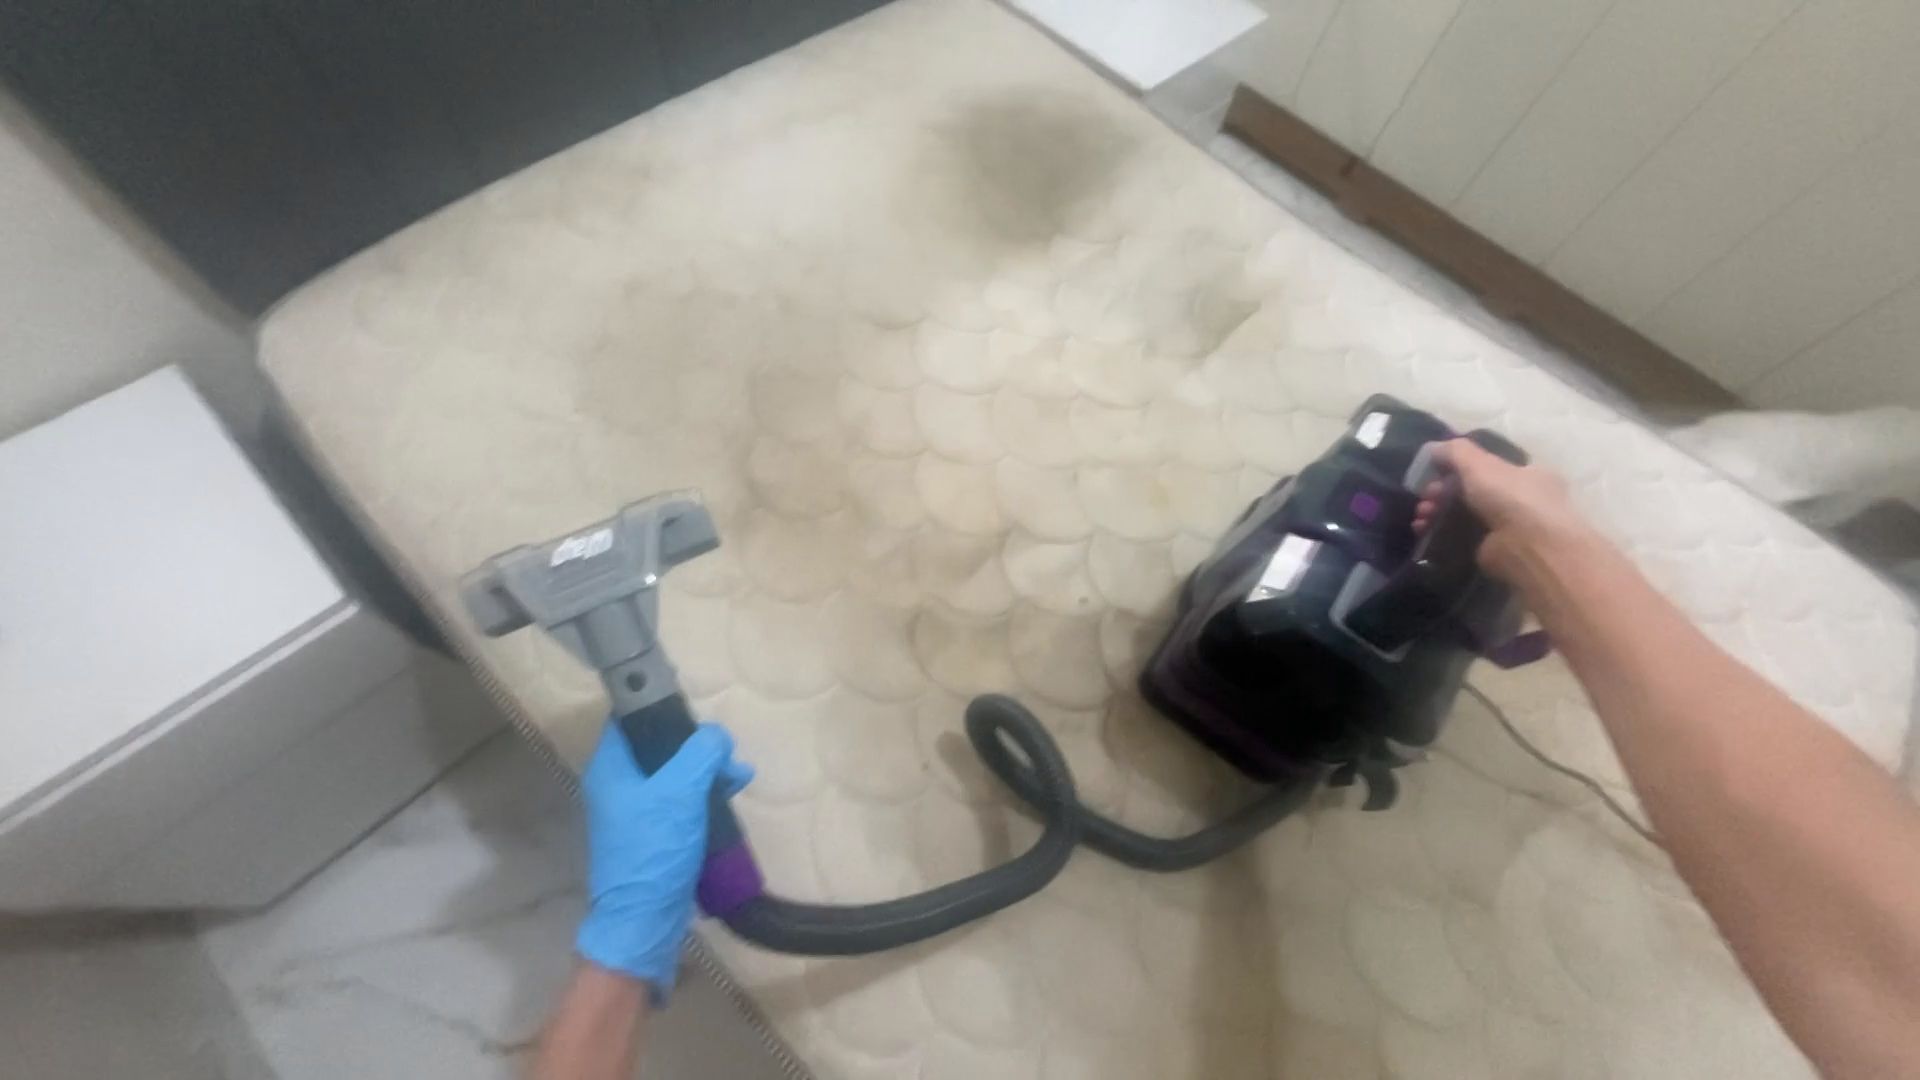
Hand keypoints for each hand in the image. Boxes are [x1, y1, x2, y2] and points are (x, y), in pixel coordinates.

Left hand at [575, 722, 752, 1002]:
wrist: (644, 920)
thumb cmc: (655, 847)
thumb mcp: (682, 790)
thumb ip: (701, 752)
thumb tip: (716, 736)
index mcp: (612, 768)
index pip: (628, 719)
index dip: (659, 706)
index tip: (693, 709)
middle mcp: (618, 785)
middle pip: (658, 745)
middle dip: (696, 744)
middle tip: (725, 751)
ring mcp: (635, 811)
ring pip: (674, 773)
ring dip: (707, 769)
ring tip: (738, 774)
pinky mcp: (653, 833)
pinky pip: (680, 799)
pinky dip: (704, 793)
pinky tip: (731, 794)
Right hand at [1414, 437, 1598, 588]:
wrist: (1528, 548)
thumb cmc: (1510, 498)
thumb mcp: (1480, 464)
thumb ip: (1456, 452)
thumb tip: (1434, 448)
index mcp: (1526, 475)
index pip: (1487, 468)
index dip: (1457, 468)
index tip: (1433, 474)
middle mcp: (1521, 500)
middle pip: (1470, 491)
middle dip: (1440, 492)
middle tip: (1425, 499)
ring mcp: (1507, 527)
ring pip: (1462, 514)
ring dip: (1435, 512)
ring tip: (1420, 518)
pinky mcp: (1491, 549)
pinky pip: (1458, 536)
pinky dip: (1438, 533)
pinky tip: (1423, 531)